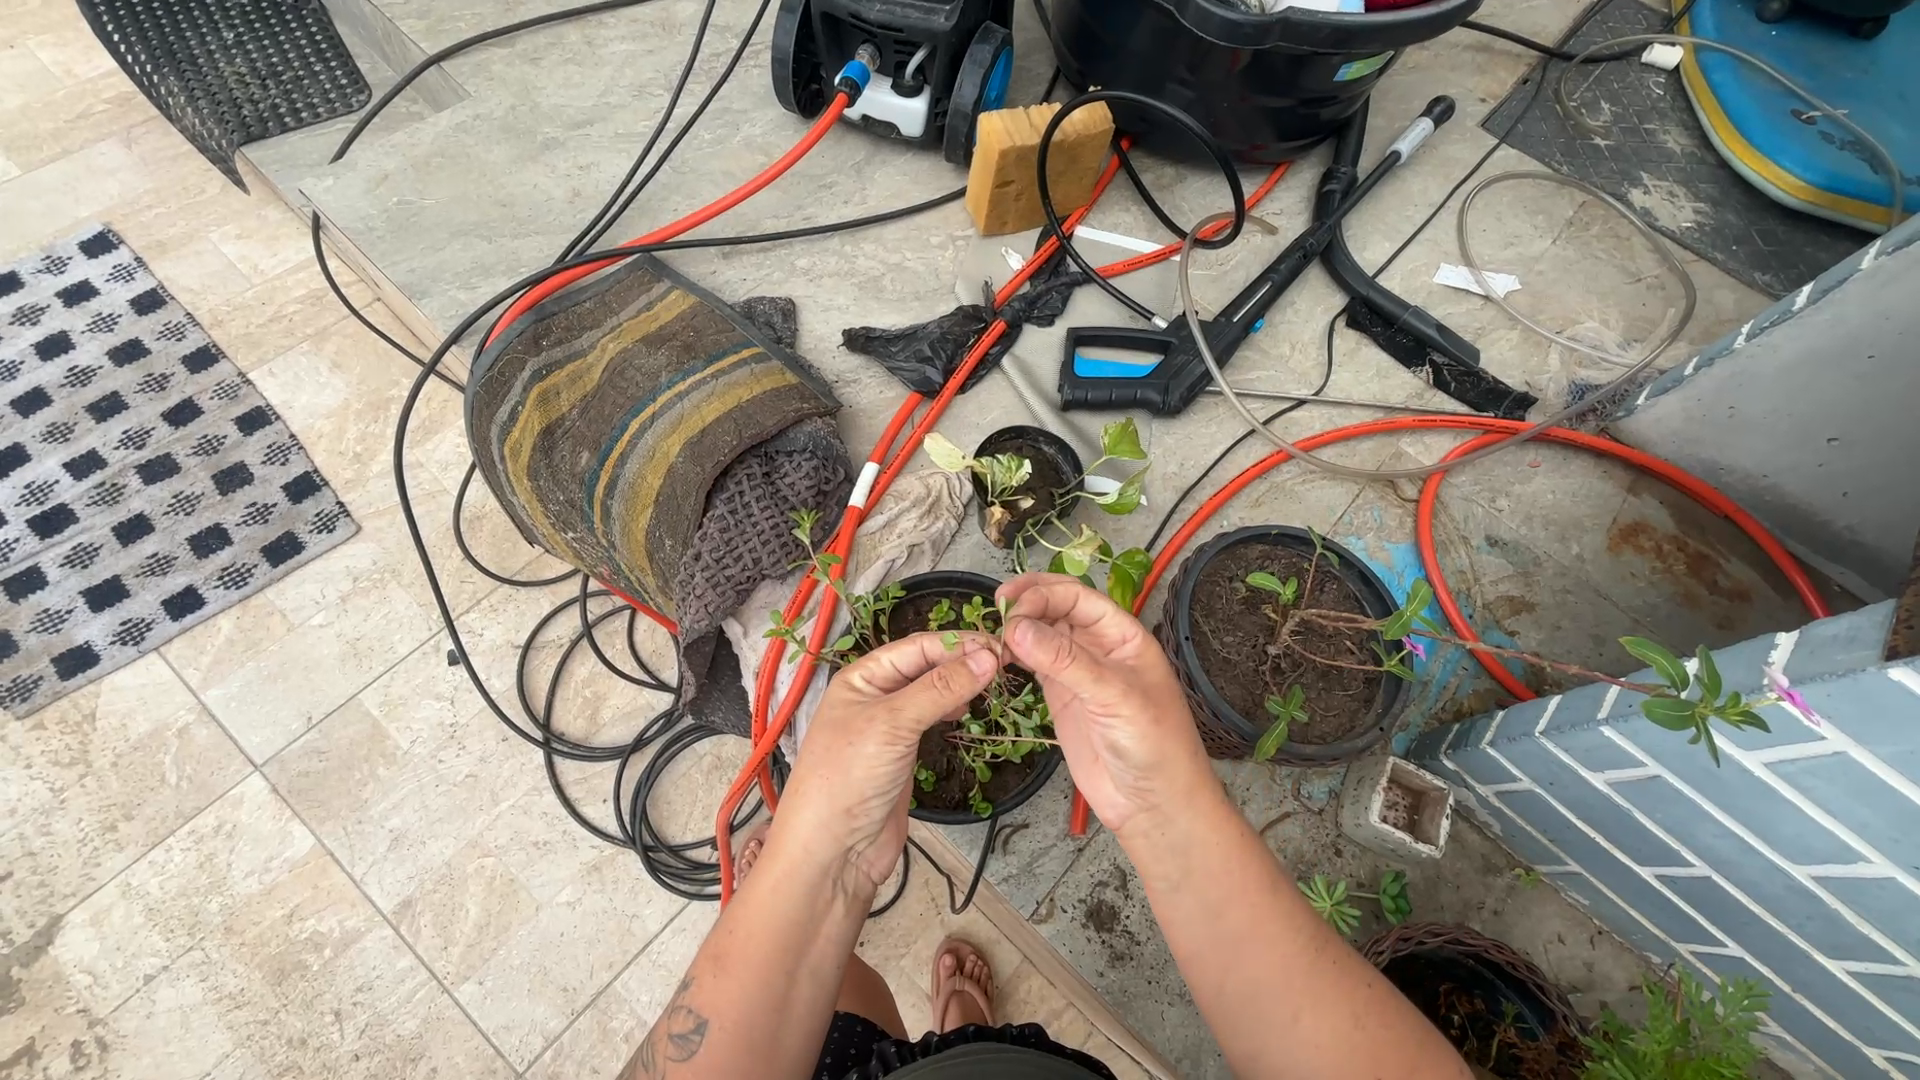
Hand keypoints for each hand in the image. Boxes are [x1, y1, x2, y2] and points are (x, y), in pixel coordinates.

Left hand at [773, 632, 999, 892]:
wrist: (832, 853)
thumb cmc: (850, 777)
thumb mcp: (894, 724)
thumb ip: (941, 688)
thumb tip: (988, 657)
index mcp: (863, 676)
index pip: (918, 646)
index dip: (958, 643)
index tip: (1001, 646)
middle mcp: (875, 695)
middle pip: (926, 666)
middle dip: (963, 661)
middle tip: (1007, 665)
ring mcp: (889, 726)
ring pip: (931, 692)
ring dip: (960, 685)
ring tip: (994, 684)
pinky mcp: (902, 754)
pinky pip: (931, 720)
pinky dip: (953, 710)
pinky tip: (968, 711)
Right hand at [997, 573, 1215, 835]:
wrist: (1154, 805)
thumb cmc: (1154, 746)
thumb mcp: (1114, 697)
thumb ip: (1066, 662)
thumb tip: (1017, 628)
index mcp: (1123, 635)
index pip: (1079, 598)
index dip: (1045, 594)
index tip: (1013, 606)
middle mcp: (1099, 647)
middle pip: (1058, 609)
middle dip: (1029, 603)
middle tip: (997, 609)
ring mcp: (1078, 672)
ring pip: (1043, 634)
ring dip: (1018, 629)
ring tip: (993, 634)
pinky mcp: (1061, 697)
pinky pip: (1035, 664)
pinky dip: (1015, 655)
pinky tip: (999, 655)